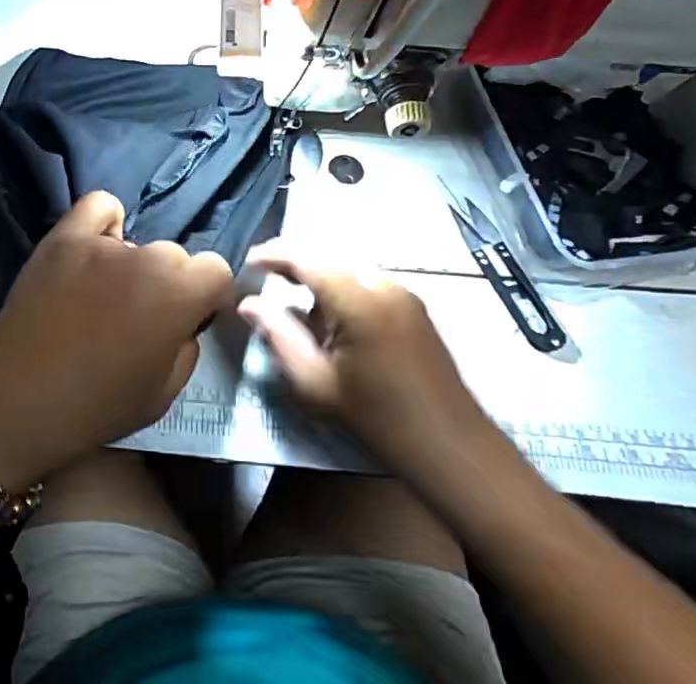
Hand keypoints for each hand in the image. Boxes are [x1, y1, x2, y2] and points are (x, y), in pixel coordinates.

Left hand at [0, 192, 232, 485]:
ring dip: (134, 269)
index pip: (217, 271)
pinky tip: (96, 250)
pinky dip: (105, 225)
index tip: (187, 322)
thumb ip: (187, 347)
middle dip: (170, 285)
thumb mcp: (165, 393)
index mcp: (181, 292)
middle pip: (177, 258)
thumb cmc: (96, 409)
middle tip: (141, 319)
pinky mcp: (63, 239)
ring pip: (139, 244)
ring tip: (103, 299)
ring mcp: (104, 244)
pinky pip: (100, 209)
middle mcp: (150, 256)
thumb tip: (183, 324)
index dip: (207, 298)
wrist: (10, 409)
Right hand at [237, 242, 491, 475]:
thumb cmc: (376, 417)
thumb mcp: (316, 383)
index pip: (309, 259)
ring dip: (322, 276)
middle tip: (266, 278)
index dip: (275, 255)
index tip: (249, 261)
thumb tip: (250, 304)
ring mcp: (404, 292)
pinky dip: (345, 287)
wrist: (446, 439)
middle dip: (297, 263)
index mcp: (359, 299)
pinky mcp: (414, 305)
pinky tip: (332, 315)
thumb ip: (280, 337)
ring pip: (351, 269)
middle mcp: (384, 283)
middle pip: (331, 258)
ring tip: (295, 299)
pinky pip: (370, 282)